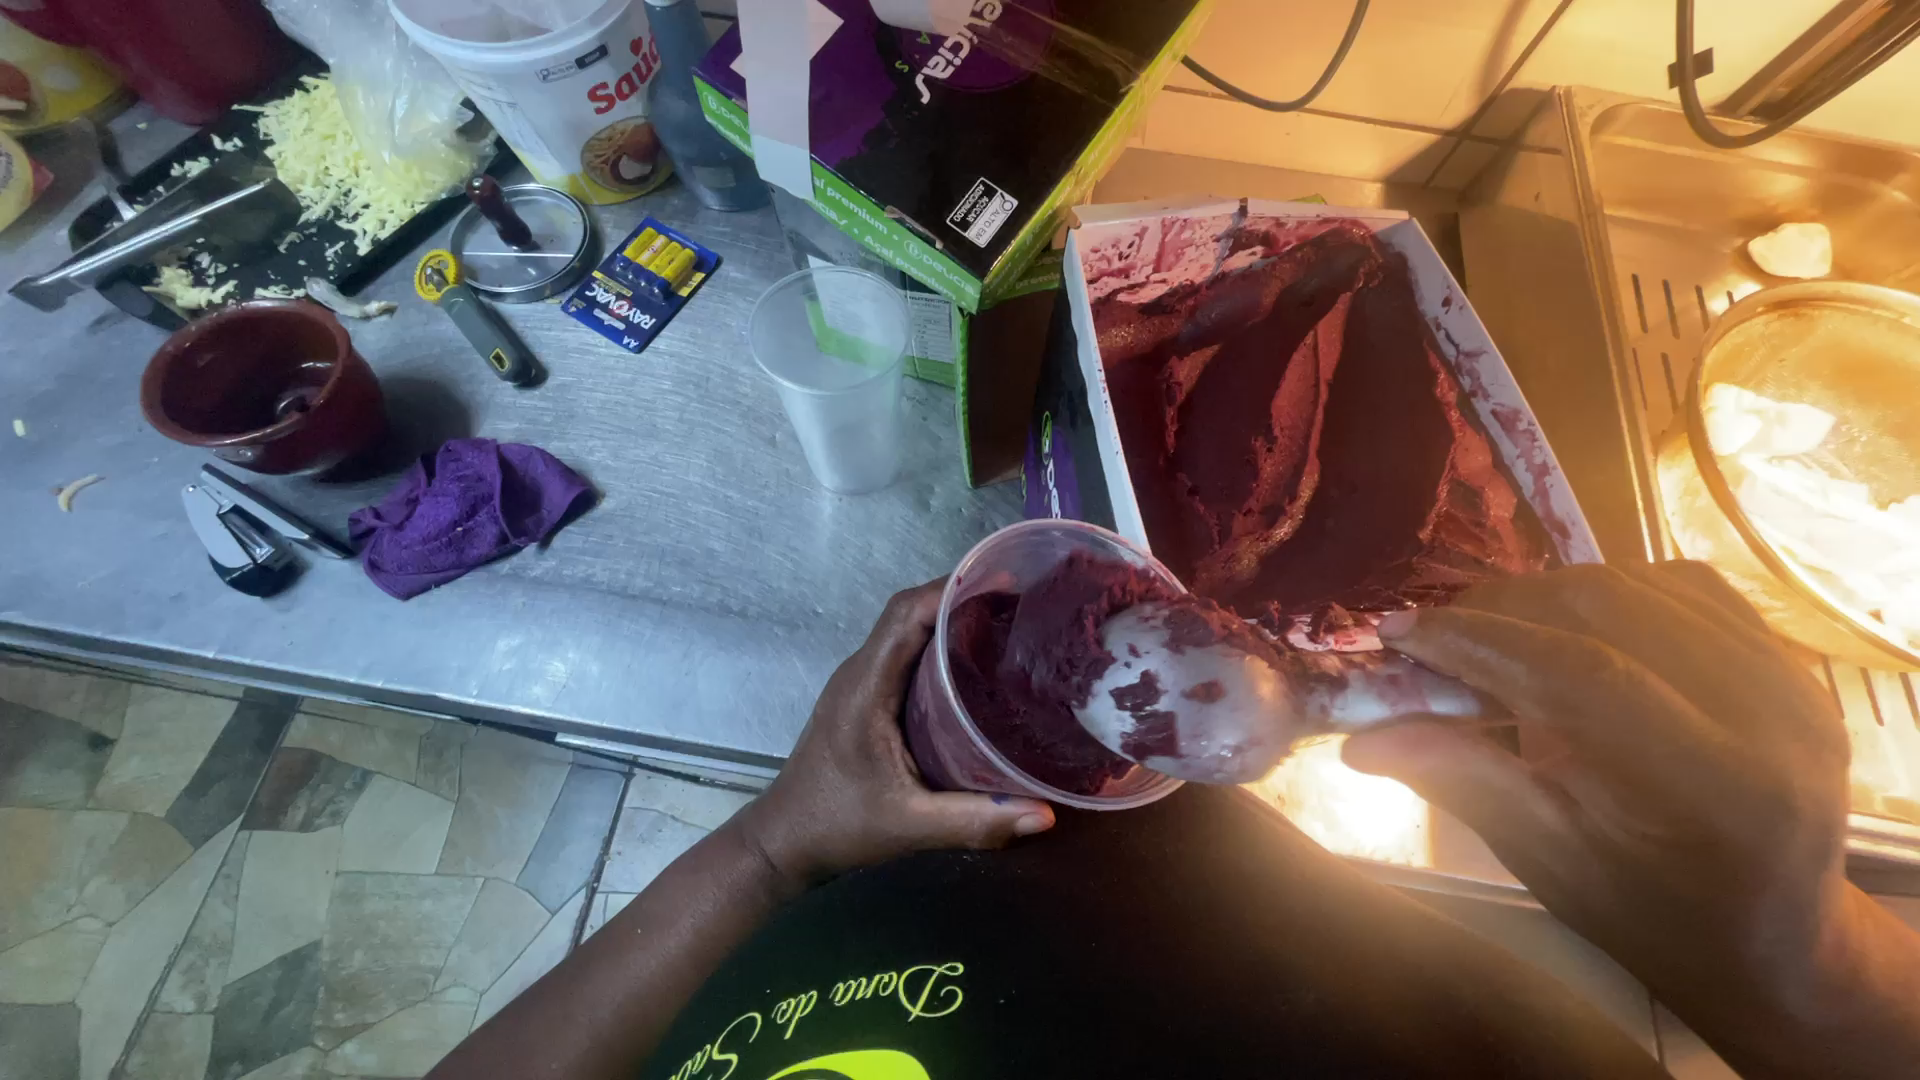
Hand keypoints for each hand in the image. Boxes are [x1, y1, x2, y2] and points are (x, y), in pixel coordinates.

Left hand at [736, 579, 1054, 888]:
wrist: (783, 841)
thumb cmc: (838, 826)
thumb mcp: (909, 826)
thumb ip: (975, 820)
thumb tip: (1044, 816)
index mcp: (866, 686)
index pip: (906, 614)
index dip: (952, 589)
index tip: (1005, 583)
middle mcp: (860, 671)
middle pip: (909, 611)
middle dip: (960, 596)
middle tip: (1017, 603)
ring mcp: (859, 680)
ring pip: (905, 628)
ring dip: (948, 616)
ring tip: (1004, 623)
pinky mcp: (864, 693)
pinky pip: (903, 650)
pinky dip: (937, 641)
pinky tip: (973, 662)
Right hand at [1340, 562, 1918, 1077]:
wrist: (1767, 925)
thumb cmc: (1641, 905)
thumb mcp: (1538, 854)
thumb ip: (1456, 779)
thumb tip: (1357, 741)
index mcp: (1710, 788)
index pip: (1581, 675)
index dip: (1476, 641)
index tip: (1397, 632)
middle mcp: (1769, 717)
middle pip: (1602, 609)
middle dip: (1495, 611)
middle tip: (1434, 641)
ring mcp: (1789, 677)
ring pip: (1629, 584)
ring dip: (1538, 596)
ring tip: (1491, 636)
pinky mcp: (1785, 655)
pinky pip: (1673, 583)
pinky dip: (1599, 589)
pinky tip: (1564, 627)